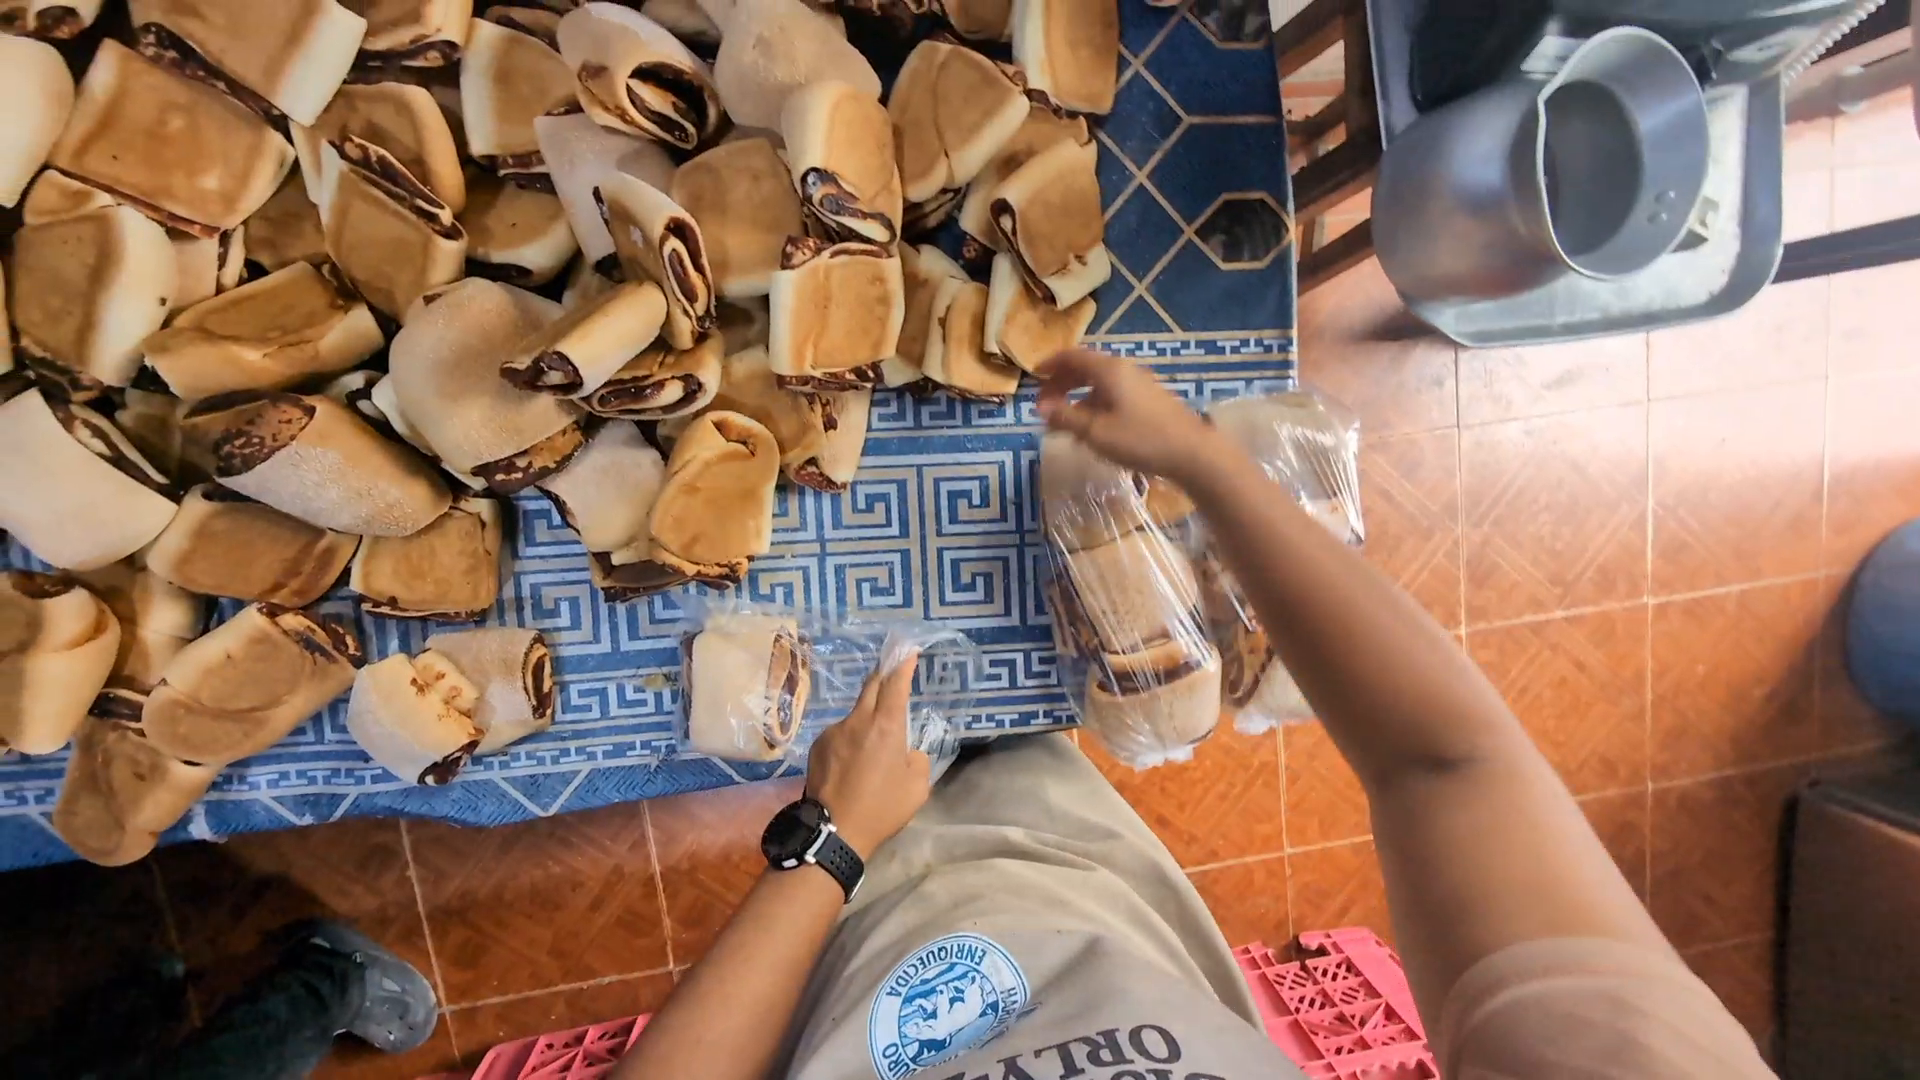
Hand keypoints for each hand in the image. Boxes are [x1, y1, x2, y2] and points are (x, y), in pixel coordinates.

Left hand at [805, 654, 929, 858]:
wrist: (834, 832)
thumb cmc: (881, 808)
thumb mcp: (917, 787)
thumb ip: (918, 760)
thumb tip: (908, 752)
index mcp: (887, 726)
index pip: (896, 684)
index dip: (903, 665)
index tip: (908, 651)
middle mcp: (858, 720)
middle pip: (872, 686)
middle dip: (884, 674)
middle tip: (893, 670)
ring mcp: (834, 731)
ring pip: (856, 713)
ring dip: (867, 716)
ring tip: (873, 743)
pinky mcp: (818, 746)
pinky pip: (840, 733)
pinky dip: (851, 738)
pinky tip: (853, 762)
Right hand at [1034, 348, 1227, 483]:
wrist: (1192, 453)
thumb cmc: (1140, 439)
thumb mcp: (1096, 432)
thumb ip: (1066, 417)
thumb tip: (1041, 408)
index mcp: (1109, 370)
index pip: (1072, 356)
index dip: (1050, 364)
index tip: (1034, 377)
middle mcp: (1124, 370)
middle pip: (1086, 368)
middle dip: (1062, 383)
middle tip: (1045, 404)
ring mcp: (1140, 384)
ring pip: (1101, 383)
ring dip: (1079, 397)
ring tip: (1066, 422)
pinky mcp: (1150, 401)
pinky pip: (1114, 395)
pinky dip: (1096, 405)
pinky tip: (1094, 429)